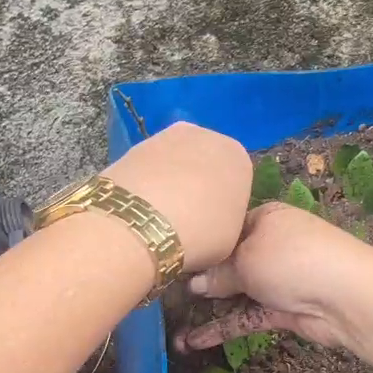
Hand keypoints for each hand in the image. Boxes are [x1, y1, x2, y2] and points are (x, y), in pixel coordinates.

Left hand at [99, 122, 251, 270]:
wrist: (144, 221)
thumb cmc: (202, 231)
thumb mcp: (231, 237)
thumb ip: (228, 219)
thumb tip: (213, 219)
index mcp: (239, 157)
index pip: (238, 181)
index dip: (226, 206)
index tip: (214, 226)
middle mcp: (207, 136)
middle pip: (206, 164)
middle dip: (198, 187)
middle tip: (188, 221)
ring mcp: (167, 135)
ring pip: (175, 164)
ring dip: (171, 184)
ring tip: (160, 217)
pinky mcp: (134, 144)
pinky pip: (149, 168)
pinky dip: (146, 184)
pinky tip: (141, 209)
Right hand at [173, 203, 372, 351]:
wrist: (346, 295)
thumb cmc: (291, 259)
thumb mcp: (246, 258)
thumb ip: (218, 273)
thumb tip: (194, 284)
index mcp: (266, 218)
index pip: (227, 226)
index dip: (202, 242)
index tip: (172, 258)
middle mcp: (272, 245)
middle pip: (230, 261)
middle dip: (200, 279)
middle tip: (165, 293)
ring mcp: (279, 279)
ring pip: (237, 293)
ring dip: (209, 309)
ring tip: (173, 323)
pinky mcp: (283, 310)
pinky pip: (248, 316)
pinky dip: (224, 328)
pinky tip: (194, 341)